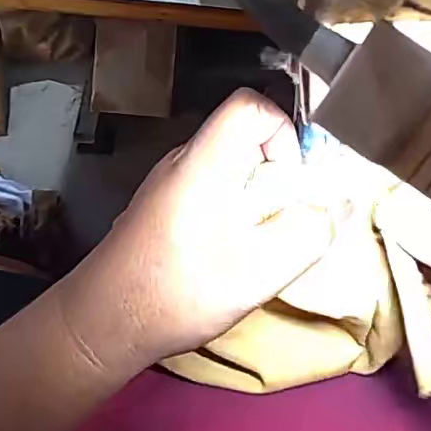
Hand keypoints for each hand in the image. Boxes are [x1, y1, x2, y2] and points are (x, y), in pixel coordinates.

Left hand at [61, 89, 332, 370]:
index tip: (288, 182)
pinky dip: (235, 209)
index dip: (283, 132)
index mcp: (203, 164)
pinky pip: (215, 184)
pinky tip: (227, 252)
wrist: (98, 325)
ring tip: (253, 243)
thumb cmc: (172, 295)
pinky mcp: (165, 201)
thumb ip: (305, 237)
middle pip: (246, 136)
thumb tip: (332, 211)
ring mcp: (171, 180)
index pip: (250, 105)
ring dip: (257, 196)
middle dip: (276, 174)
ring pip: (232, 163)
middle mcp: (184, 160)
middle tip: (278, 222)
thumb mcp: (254, 275)